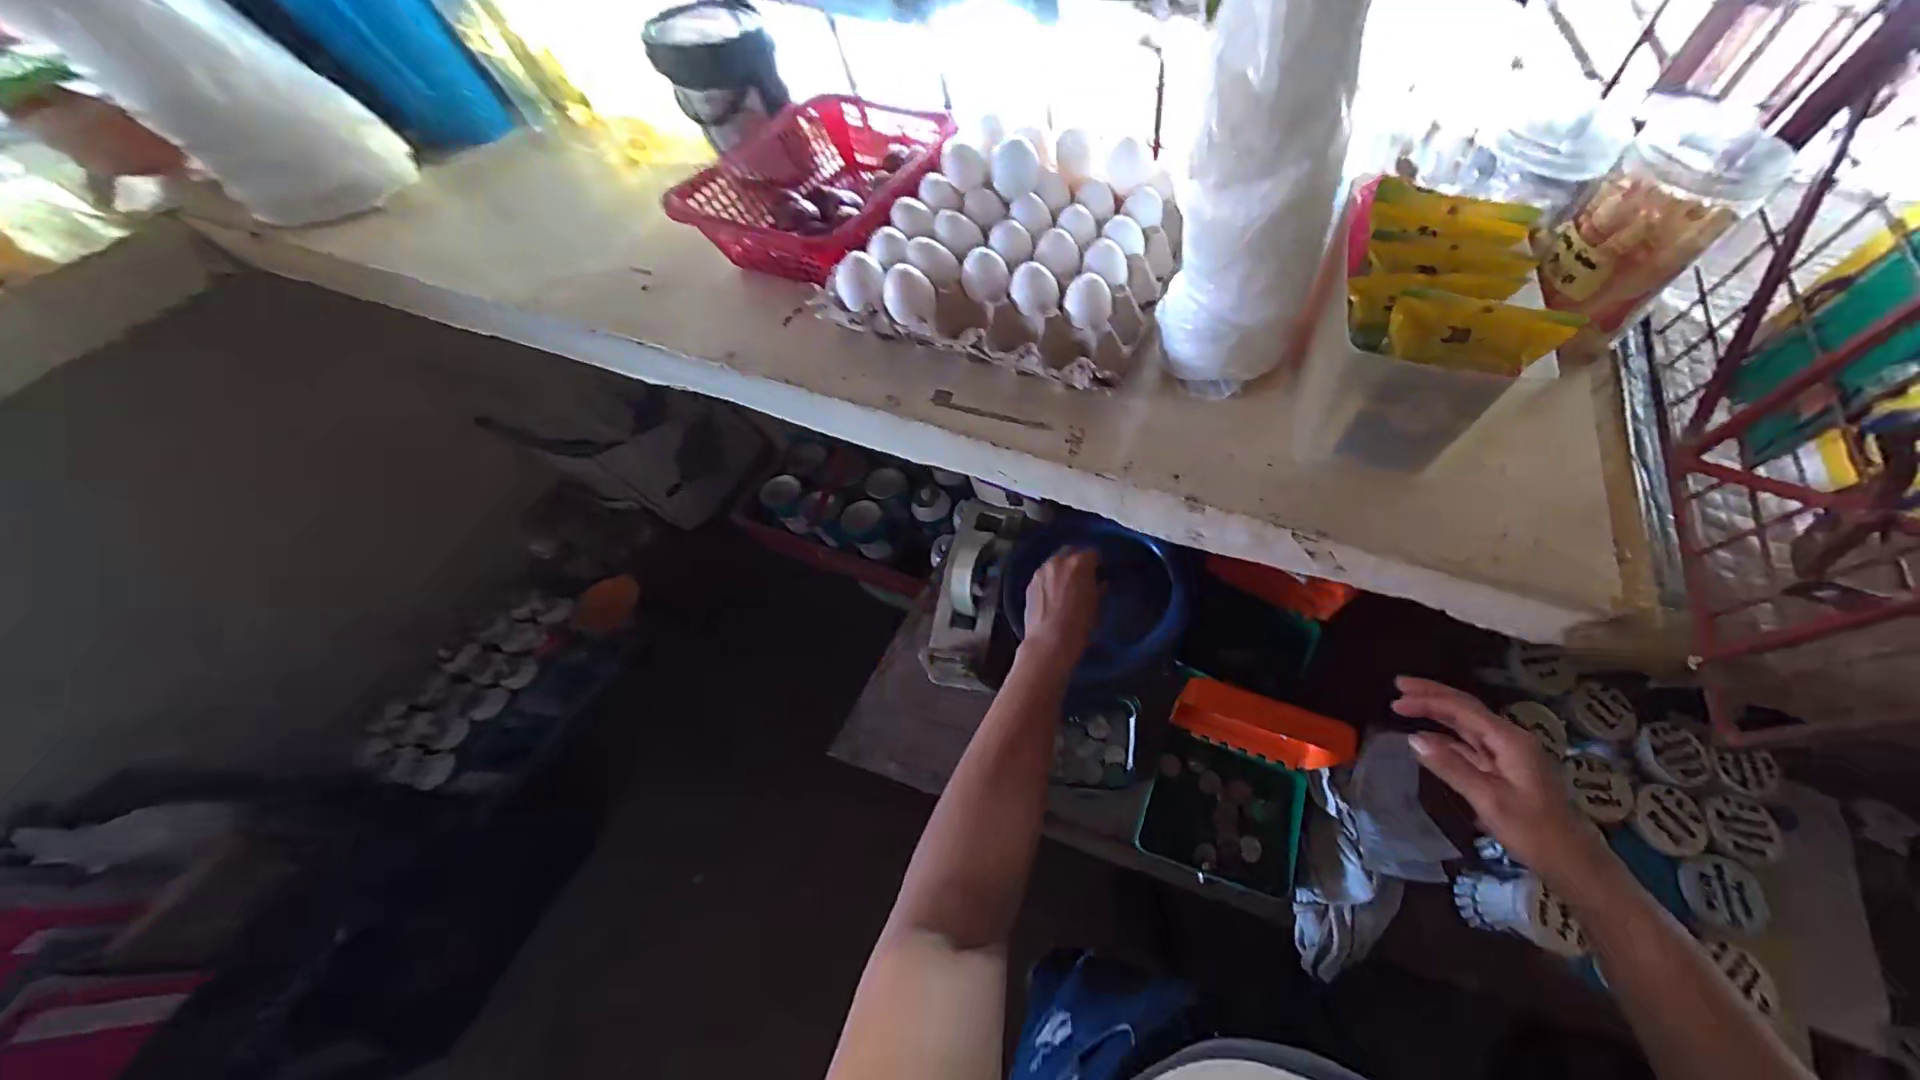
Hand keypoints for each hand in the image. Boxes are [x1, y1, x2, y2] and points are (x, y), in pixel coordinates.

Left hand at [1021, 548, 1100, 665]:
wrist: (1050, 640)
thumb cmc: (1080, 623)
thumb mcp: (1096, 604)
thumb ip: (1097, 588)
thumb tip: (1099, 583)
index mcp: (1079, 563)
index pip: (1092, 553)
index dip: (1096, 564)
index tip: (1098, 573)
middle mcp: (1058, 561)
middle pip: (1071, 554)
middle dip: (1077, 563)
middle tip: (1081, 579)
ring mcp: (1041, 571)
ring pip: (1054, 564)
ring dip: (1061, 571)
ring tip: (1064, 588)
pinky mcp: (1030, 583)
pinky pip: (1043, 576)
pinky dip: (1049, 581)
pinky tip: (1051, 597)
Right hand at [1394, 677, 1616, 891]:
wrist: (1575, 864)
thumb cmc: (1534, 831)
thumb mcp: (1489, 800)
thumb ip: (1451, 767)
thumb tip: (1413, 739)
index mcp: (1510, 741)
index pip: (1463, 709)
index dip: (1428, 700)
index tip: (1396, 698)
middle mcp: (1510, 741)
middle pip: (1466, 709)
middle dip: (1432, 695)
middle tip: (1399, 685)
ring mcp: (1508, 755)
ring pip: (1467, 724)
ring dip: (1437, 713)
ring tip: (1406, 705)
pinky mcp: (1504, 770)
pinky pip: (1469, 744)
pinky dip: (1445, 737)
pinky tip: (1427, 738)